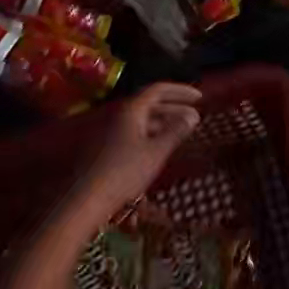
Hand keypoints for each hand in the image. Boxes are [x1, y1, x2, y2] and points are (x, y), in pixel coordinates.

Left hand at [73, 82, 202, 209]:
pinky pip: (137, 131)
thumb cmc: (125, 172)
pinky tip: (163, 144)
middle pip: (151, 103)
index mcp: (131, 111)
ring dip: (166, 121)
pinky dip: (154, 132)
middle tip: (195, 115)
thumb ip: (176, 131)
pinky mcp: (109, 146)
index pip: (158, 90)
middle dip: (175, 107)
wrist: (89, 198)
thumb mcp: (157, 151)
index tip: (199, 98)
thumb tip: (192, 115)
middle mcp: (120, 116)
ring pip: (144, 119)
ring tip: (183, 129)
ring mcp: (113, 131)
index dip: (180, 91)